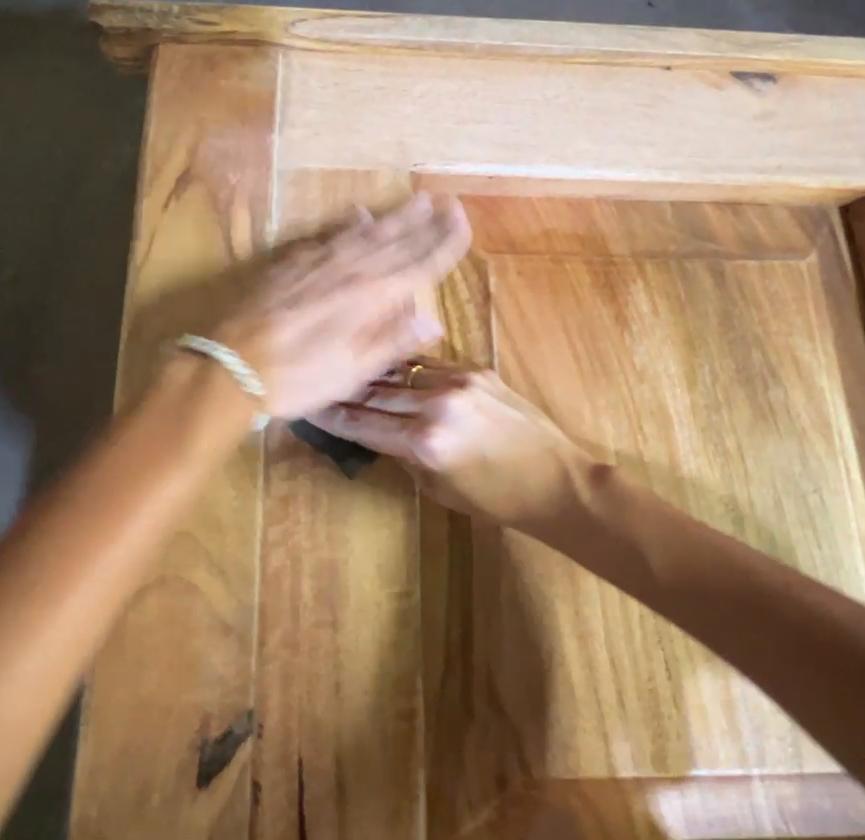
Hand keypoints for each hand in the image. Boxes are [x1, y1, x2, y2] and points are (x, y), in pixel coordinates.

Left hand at [205, 195, 470, 420]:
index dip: (445, 243)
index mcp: (371, 297)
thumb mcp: (351, 371)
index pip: (419, 264)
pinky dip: (349, 224)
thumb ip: (391, 341)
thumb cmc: (297, 377)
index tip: (464, 222)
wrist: (230, 365)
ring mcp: (318, 262)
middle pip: (395, 240)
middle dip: (425, 222)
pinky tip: (356, 214)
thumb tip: (433, 320)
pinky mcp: (291, 263)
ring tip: (415, 201)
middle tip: (447, 202)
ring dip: (393, 216)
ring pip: (365, 232)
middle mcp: (350, 271)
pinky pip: (329, 235)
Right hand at [308, 358, 599, 530]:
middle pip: (376, 393)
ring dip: (372, 372)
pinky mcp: (476, 370)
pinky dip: (406, 366)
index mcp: (424, 443)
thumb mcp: (439, 488)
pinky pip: (430, 364)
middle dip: (344, 390)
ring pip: (400, 371)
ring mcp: (458, 382)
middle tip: (318, 380)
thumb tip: (379, 433)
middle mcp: (436, 406)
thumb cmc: (496, 499)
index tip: (308, 405)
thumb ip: (404, 457)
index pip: (363, 424)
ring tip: (347, 366)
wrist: (556, 480)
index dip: (332, 416)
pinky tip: (389, 364)